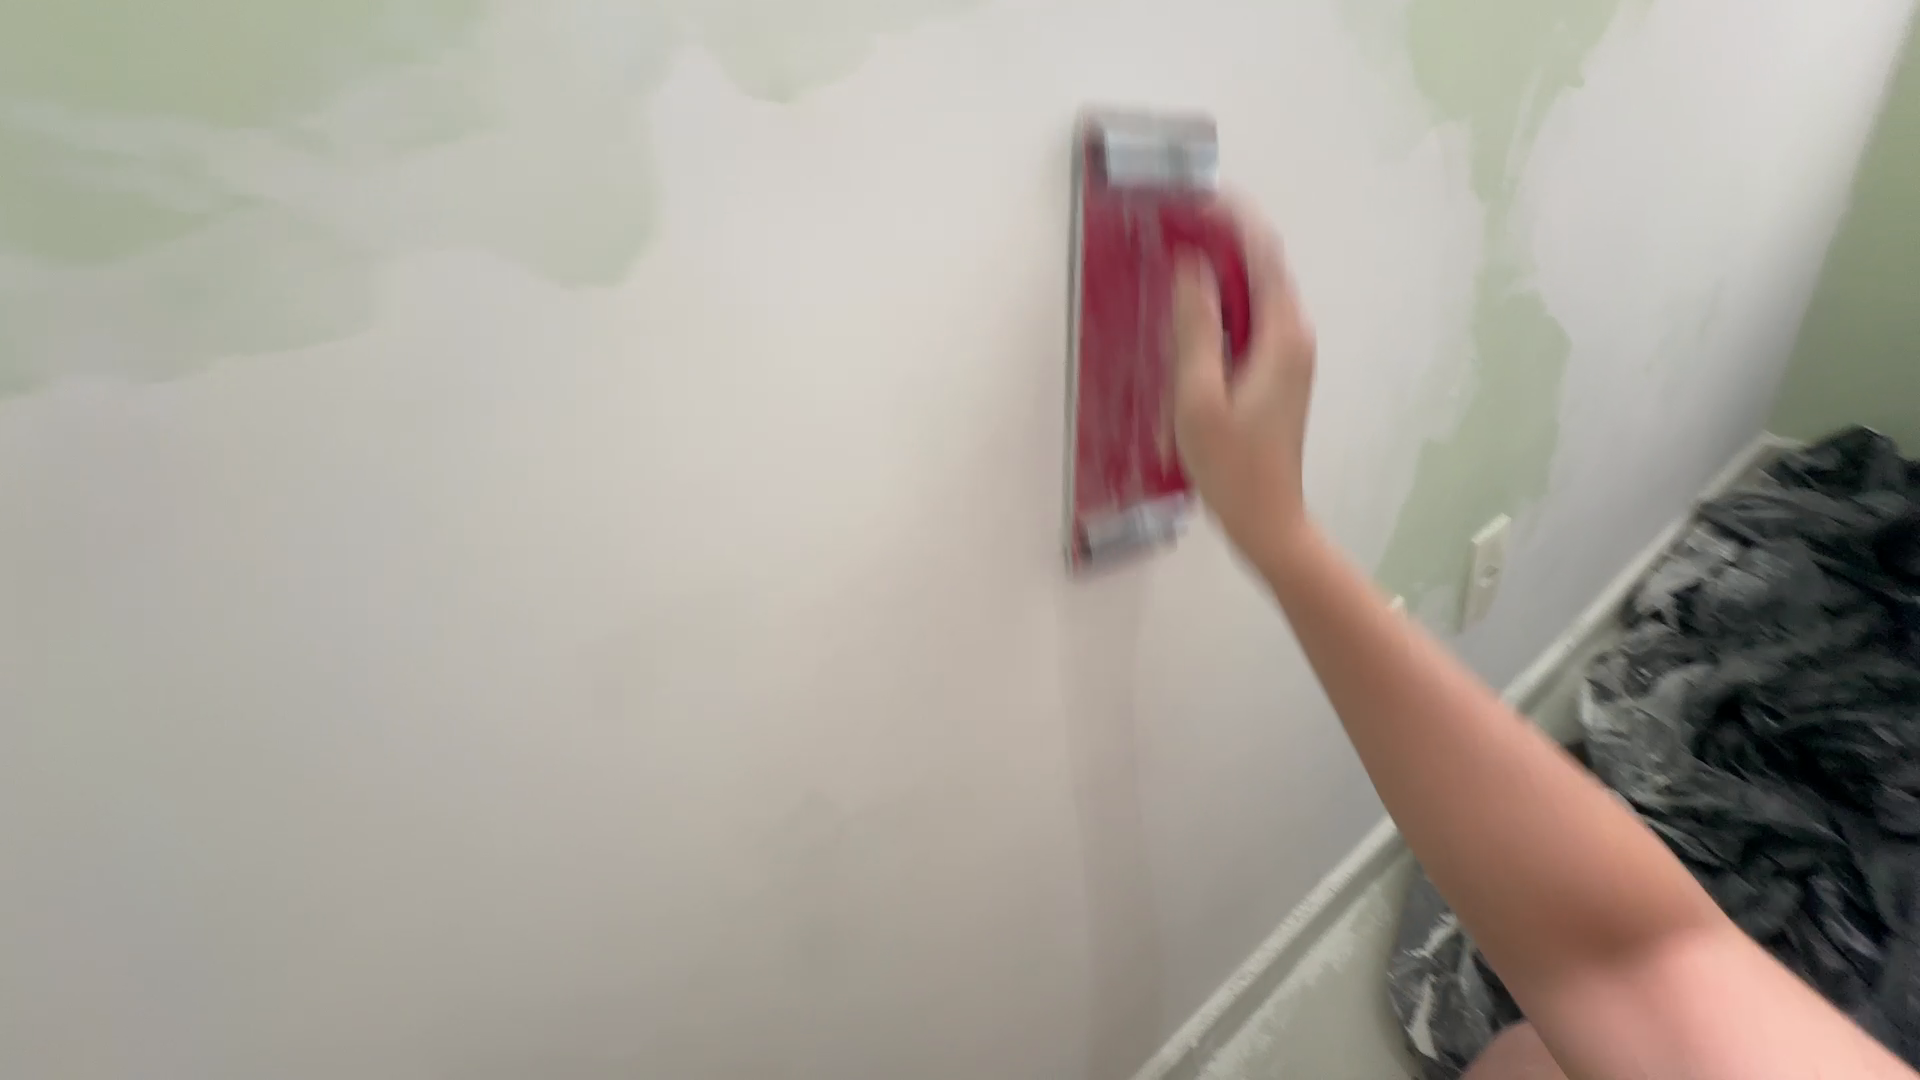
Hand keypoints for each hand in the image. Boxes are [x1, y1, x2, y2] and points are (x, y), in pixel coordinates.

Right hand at [1171, 199, 1317, 554]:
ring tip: (1174, 262)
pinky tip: (1190, 318)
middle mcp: (1295, 336)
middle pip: (1261, 269)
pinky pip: (1250, 324)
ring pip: (1255, 297)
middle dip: (1219, 241)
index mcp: (1282, 335)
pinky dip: (1222, 308)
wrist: (1267, 518)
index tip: (1192, 198)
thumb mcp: (1199, 397)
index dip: (1229, 219)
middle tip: (1172, 228)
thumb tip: (1190, 266)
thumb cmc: (1230, 465)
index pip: (1262, 254)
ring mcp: (1290, 357)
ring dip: (1218, 275)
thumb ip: (1196, 328)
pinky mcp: (1278, 375)